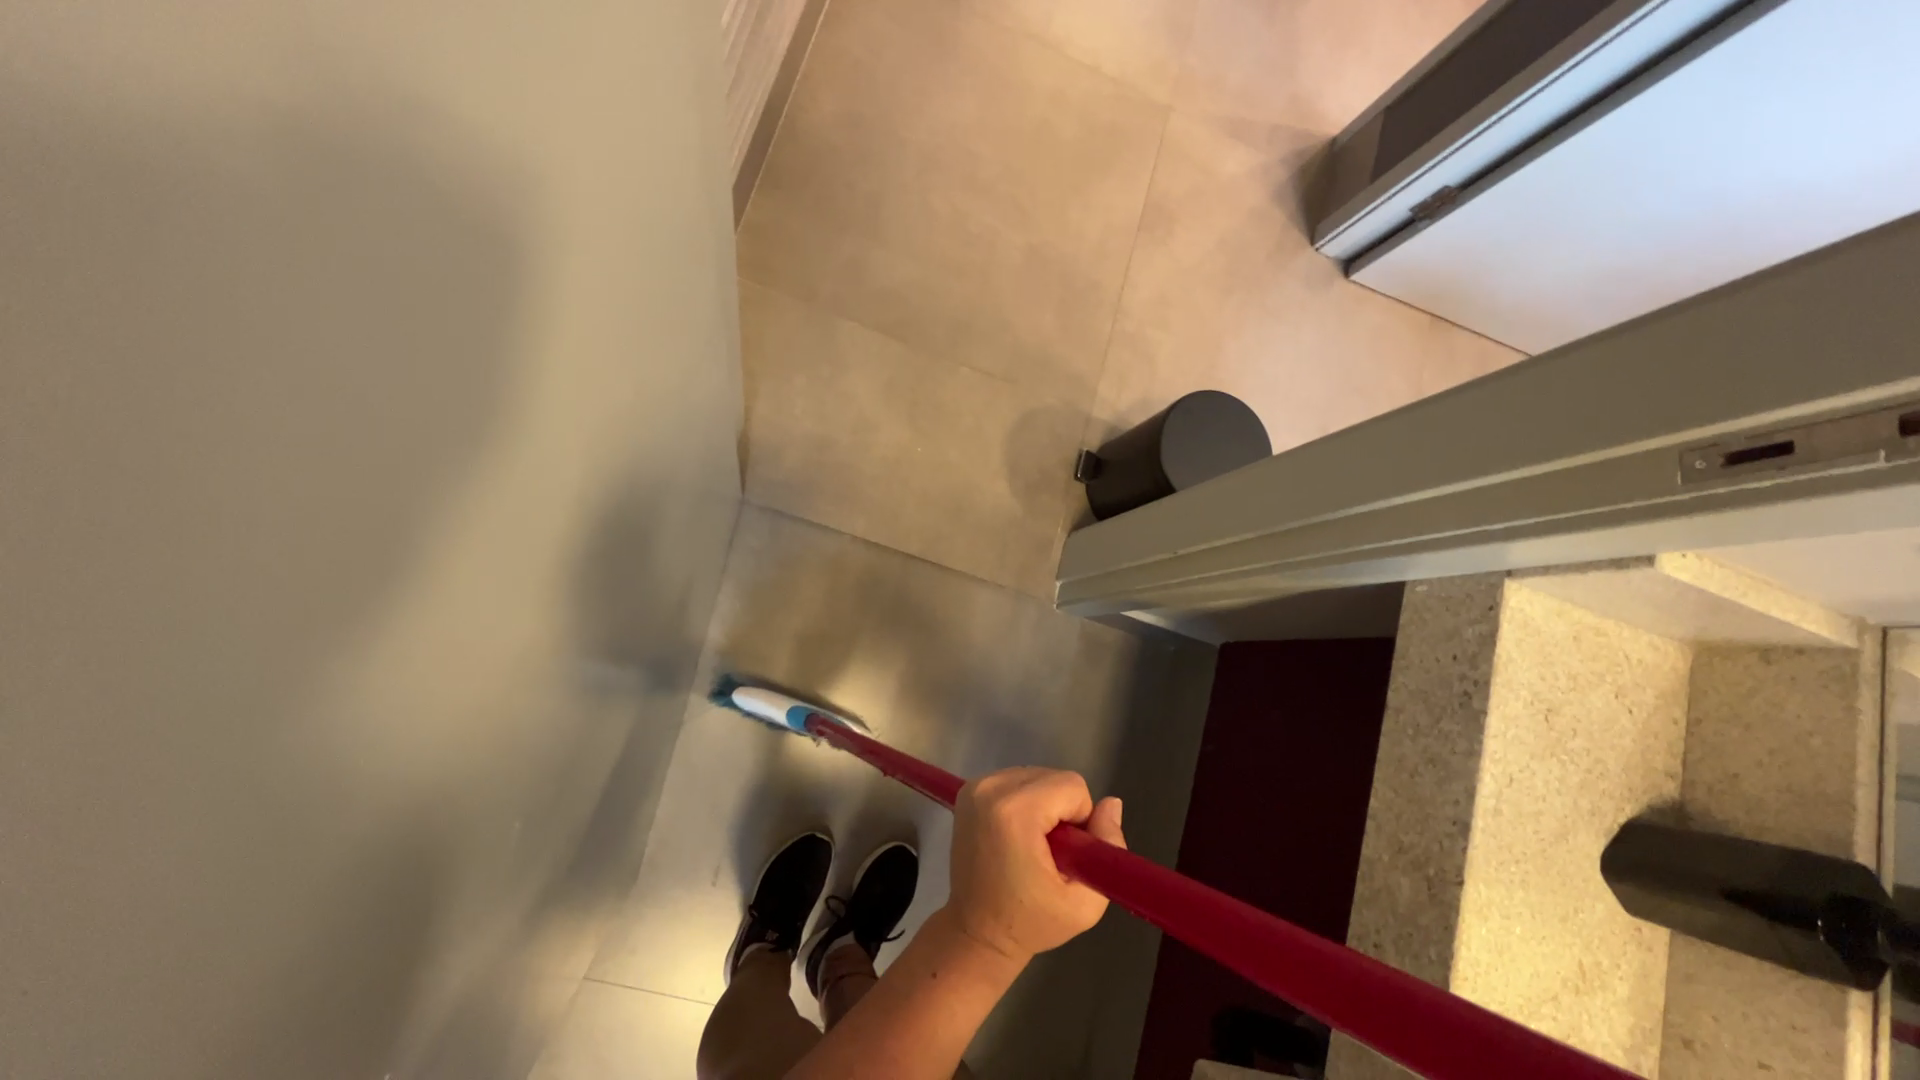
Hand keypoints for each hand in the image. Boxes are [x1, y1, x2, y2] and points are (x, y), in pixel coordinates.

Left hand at [946, 766, 1125, 963]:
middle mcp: (990, 789)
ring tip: (1032, 846)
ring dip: (1044, 806)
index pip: (1072, 786)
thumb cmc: (1030, 923)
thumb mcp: (1085, 903)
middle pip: (1053, 777)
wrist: (975, 932)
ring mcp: (975, 787)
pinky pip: (1016, 781)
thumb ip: (1107, 847)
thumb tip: (1112, 803)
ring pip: (1036, 777)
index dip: (1081, 819)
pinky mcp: (968, 791)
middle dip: (1062, 811)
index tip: (1067, 853)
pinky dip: (1026, 802)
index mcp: (1015, 812)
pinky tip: (1017, 835)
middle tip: (1051, 853)